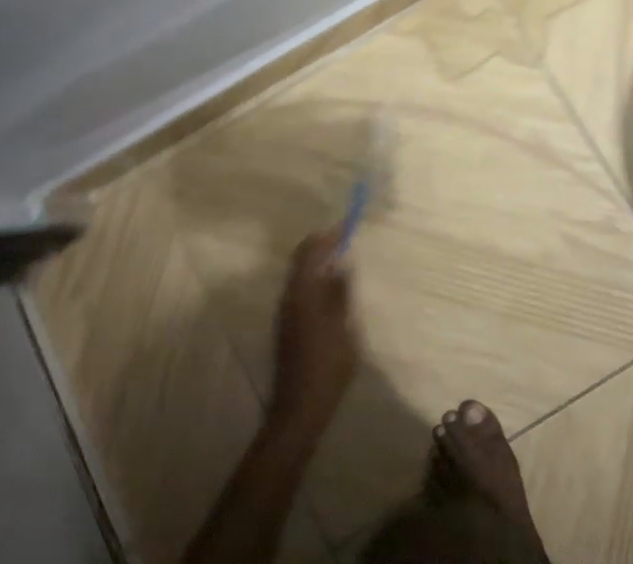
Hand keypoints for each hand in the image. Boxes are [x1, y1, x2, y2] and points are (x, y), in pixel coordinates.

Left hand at [269, 228, 357, 434]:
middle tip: (343, 237)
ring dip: (317, 261)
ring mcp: (285, 313)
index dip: (328, 236)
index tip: (346, 225)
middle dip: (320, 245)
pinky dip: (314, 278)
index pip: (311, 252)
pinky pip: (300, 289)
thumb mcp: (344, 329)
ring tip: (341, 257)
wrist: (299, 408)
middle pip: (301, 260)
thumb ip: (341, 294)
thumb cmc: (328, 368)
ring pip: (299, 274)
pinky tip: (331, 286)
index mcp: (303, 295)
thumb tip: (342, 262)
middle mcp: (289, 298)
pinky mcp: (287, 325)